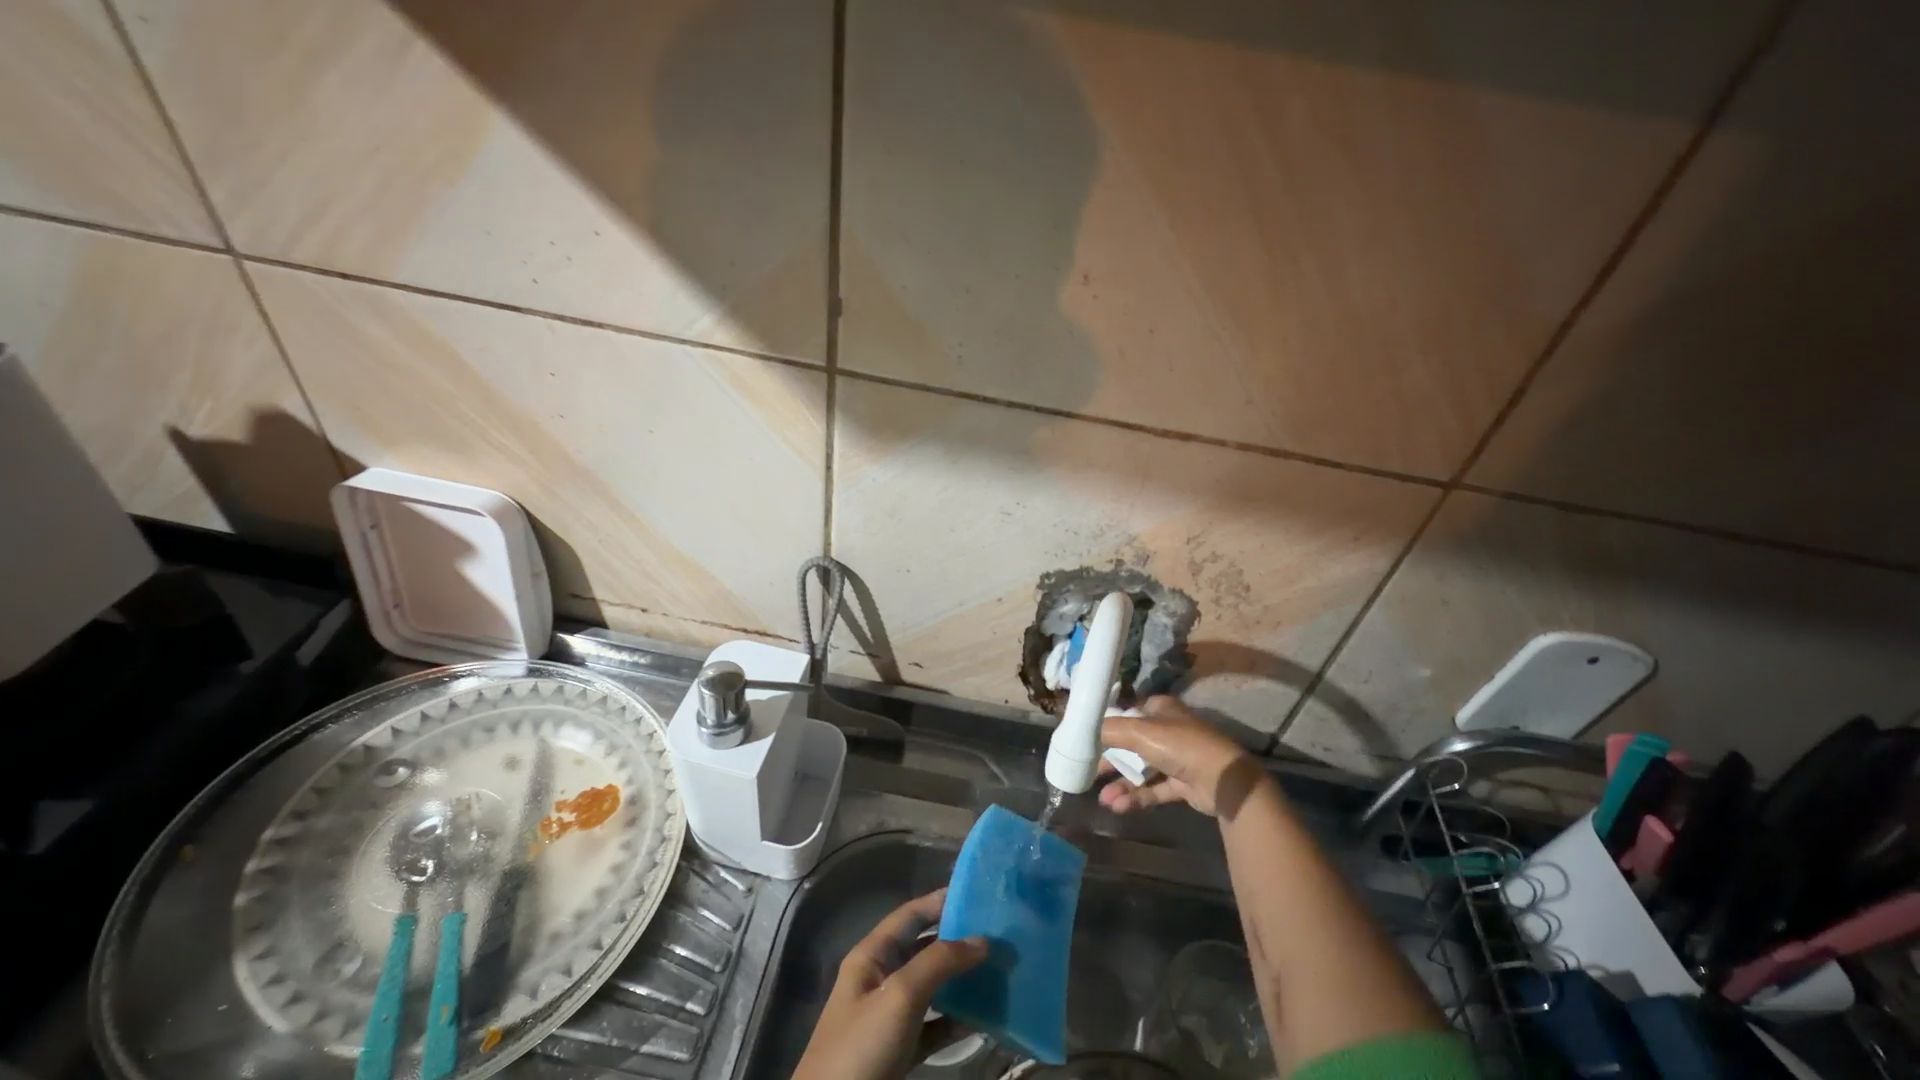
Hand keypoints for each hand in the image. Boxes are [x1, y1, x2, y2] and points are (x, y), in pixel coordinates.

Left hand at [792, 889, 988, 1079]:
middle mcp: (881, 978)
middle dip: (959, 940)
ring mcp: (891, 1015)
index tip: (980, 893)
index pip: (910, 915)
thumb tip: (982, 940)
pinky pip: (935, 1024)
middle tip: (1001, 933)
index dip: (941, 900)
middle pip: (924, 948)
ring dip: (963, 979)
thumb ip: (939, 962)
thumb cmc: (862, 1045)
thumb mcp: (900, 996)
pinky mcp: (901, 1048)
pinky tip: (986, 1016)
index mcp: (872, 956)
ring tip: (1001, 969)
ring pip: (933, 986)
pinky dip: (958, 1019)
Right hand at [1098, 696, 1265, 817]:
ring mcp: (1176, 759)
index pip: (1128, 713)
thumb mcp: (1139, 732)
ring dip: (1121, 784)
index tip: (1085, 740)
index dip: (1107, 725)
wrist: (1223, 779)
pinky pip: (1153, 789)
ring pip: (1141, 770)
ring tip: (1103, 800)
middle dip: (1110, 761)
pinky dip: (1136, 797)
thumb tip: (1081, 731)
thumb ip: (1109, 731)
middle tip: (1088, 773)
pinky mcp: (1182, 784)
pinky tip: (1118, 807)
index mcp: (1161, 710)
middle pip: (1131, 745)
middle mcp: (1168, 732)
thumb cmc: (1180, 746)